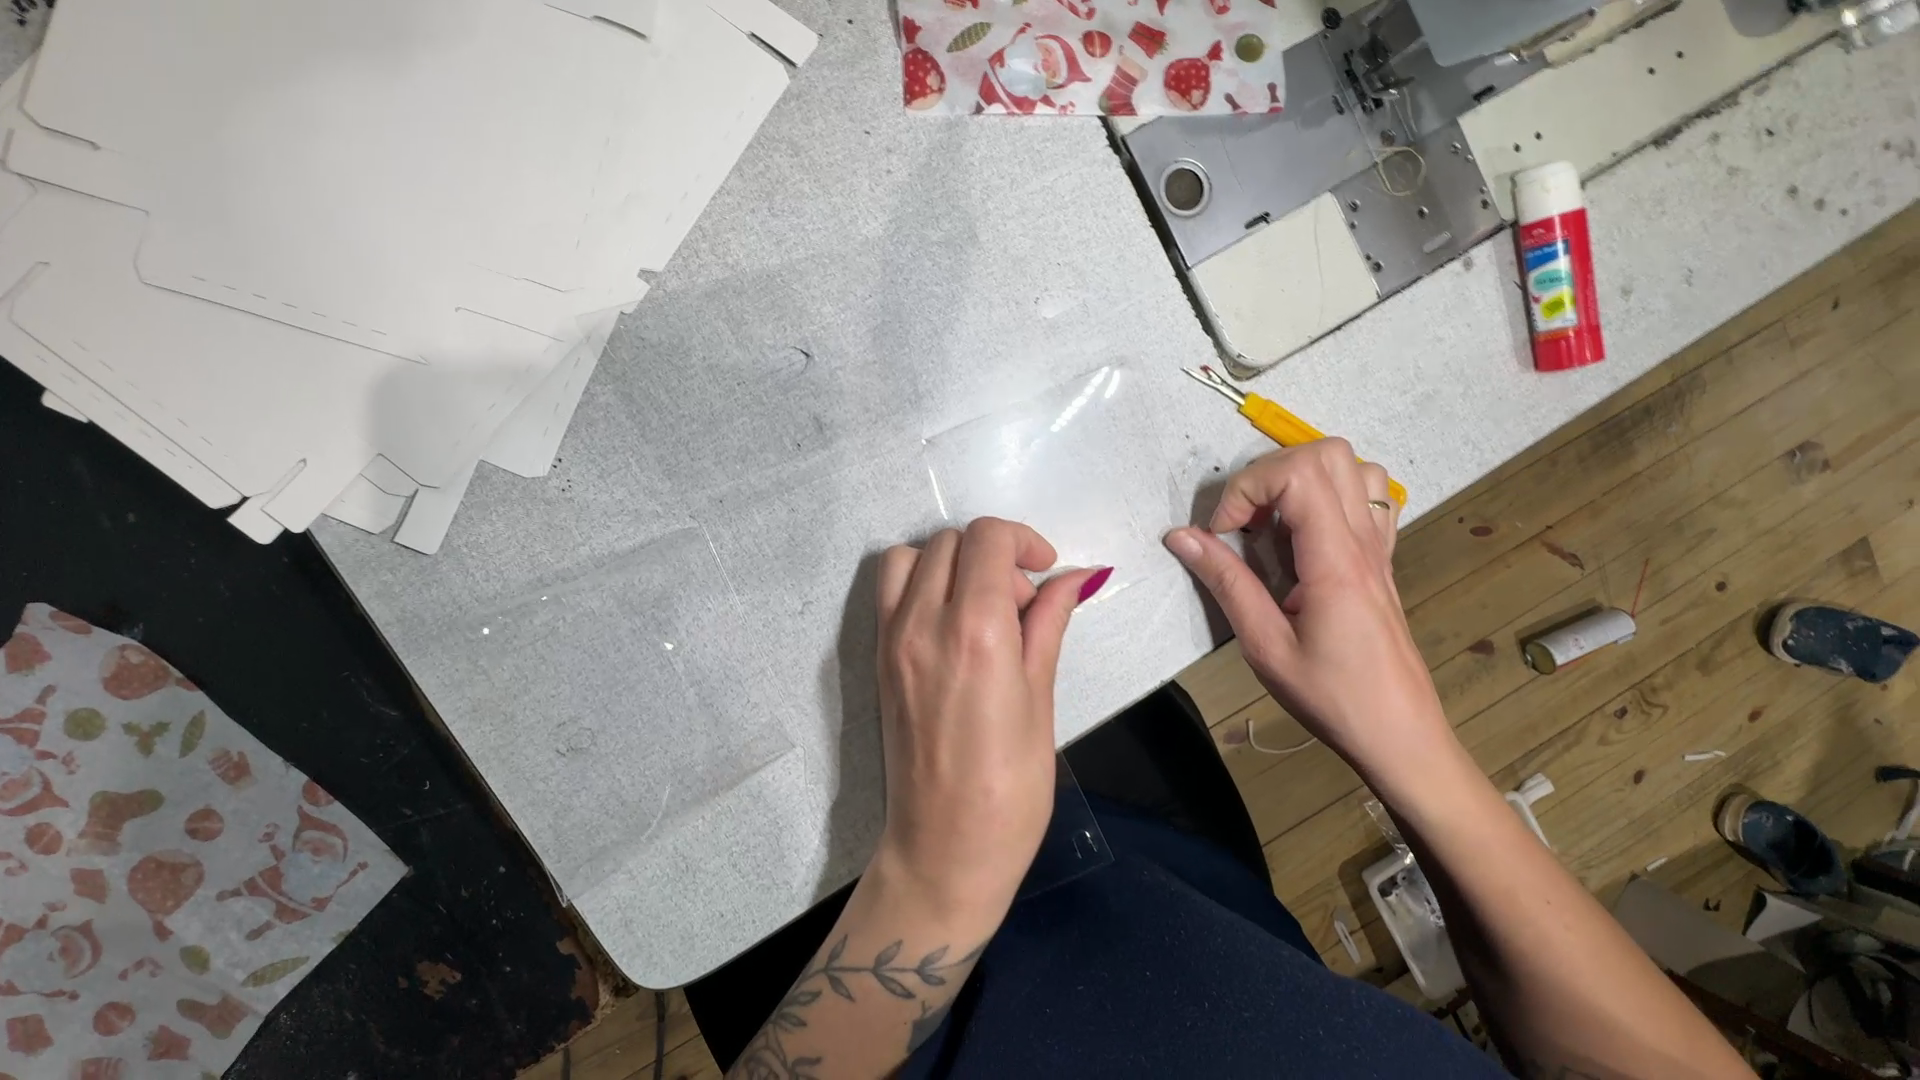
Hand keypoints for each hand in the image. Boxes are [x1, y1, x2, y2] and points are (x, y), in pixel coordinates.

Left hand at [872, 519, 1108, 921]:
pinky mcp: (877, 659)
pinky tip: (951, 627)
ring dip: (950, 563)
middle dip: (993, 554)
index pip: (987, 538)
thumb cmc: (1010, 788)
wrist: (943, 849)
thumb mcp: (1041, 699)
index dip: (1023, 540)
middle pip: (952, 540)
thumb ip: (1049, 625)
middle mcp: (923, 622)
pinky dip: (920, 584)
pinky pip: (891, 591)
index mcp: (975, 630)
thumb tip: (1077, 577)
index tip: (1045, 570)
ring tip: (981, 608)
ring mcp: (891, 640)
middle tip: (1021, 603)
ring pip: (912, 556)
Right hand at [1163, 440, 1452, 787]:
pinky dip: (1331, 494)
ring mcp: (1379, 547)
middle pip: (1326, 453)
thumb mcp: (1265, 647)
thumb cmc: (1332, 698)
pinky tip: (1305, 532)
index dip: (1247, 487)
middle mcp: (1364, 541)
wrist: (1399, 734)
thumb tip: (1181, 537)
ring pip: (1353, 466)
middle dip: (1269, 472)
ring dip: (1303, 478)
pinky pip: (1370, 497)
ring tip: (1272, 522)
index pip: (1297, 473)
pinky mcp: (1382, 559)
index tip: (1222, 532)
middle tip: (1244, 520)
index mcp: (1335, 561)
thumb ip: (1226, 583)